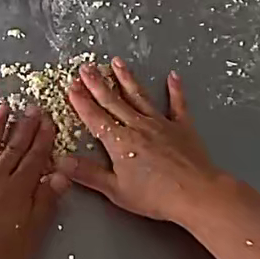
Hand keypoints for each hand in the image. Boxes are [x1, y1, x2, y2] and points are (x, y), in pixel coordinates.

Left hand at [0, 104, 68, 258]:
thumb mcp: (30, 234)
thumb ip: (45, 202)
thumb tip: (61, 173)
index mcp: (16, 190)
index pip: (34, 159)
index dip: (43, 139)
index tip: (49, 121)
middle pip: (11, 149)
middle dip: (24, 127)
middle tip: (32, 108)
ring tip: (2, 108)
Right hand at [58, 58, 221, 225]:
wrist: (198, 194)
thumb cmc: (156, 196)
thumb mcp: (116, 191)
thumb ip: (88, 174)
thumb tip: (60, 162)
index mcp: (119, 141)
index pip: (94, 117)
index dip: (81, 101)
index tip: (71, 86)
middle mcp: (137, 126)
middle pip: (113, 101)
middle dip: (97, 83)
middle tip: (86, 67)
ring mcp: (160, 123)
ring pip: (139, 96)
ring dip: (126, 78)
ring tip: (117, 62)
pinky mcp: (182, 127)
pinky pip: (177, 104)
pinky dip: (175, 90)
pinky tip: (173, 76)